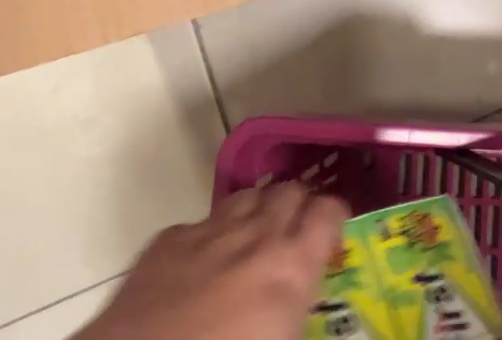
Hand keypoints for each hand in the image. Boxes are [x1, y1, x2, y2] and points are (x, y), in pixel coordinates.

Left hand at [75, 182, 347, 339]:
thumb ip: (296, 311)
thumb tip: (297, 308)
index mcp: (292, 266)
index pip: (329, 210)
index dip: (334, 217)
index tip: (332, 232)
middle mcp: (257, 236)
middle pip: (290, 190)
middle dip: (297, 206)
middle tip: (293, 233)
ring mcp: (210, 232)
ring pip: (248, 195)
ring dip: (257, 210)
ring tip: (253, 236)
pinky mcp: (167, 240)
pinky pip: (202, 222)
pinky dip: (210, 234)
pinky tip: (202, 261)